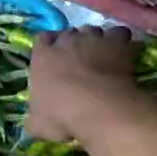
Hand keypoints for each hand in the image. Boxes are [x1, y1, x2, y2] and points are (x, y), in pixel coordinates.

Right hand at [24, 26, 140, 141]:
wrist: (98, 109)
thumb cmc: (61, 116)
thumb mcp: (38, 125)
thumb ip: (34, 118)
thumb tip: (33, 123)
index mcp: (42, 56)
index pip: (42, 40)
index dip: (49, 48)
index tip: (54, 60)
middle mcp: (66, 40)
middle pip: (69, 33)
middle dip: (74, 45)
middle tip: (80, 63)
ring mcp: (93, 38)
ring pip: (94, 31)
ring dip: (97, 41)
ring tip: (102, 58)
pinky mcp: (117, 42)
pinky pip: (120, 34)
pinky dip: (121, 42)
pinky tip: (123, 54)